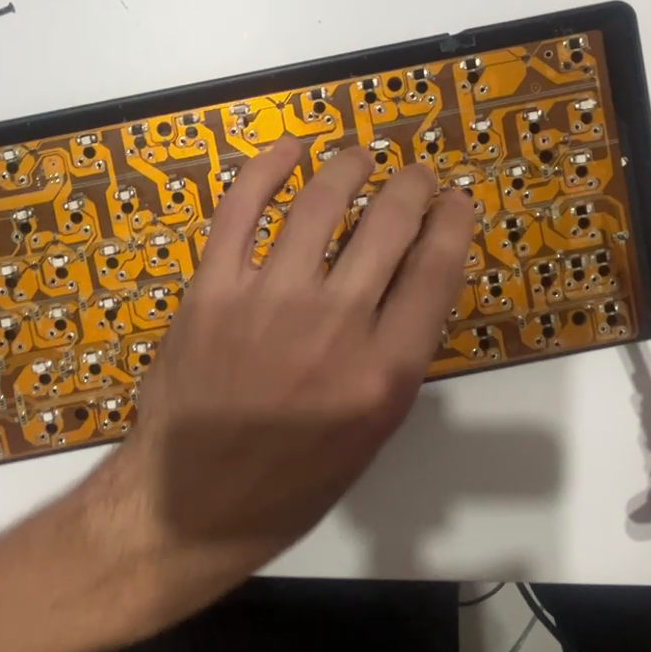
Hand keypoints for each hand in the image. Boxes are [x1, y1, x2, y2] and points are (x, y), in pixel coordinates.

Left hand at [80, 139, 475, 623]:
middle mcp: (335, 326)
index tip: (456, 202)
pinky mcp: (212, 289)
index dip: (454, 223)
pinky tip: (290, 149)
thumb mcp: (368, 435)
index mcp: (384, 372)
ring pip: (320, 203)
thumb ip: (392, 359)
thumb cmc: (289, 483)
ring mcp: (268, 300)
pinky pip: (241, 209)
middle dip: (411, 186)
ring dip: (348, 167)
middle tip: (414, 174)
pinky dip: (267, 168)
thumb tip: (403, 286)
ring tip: (360, 157)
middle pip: (388, 225)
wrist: (194, 501)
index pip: (437, 270)